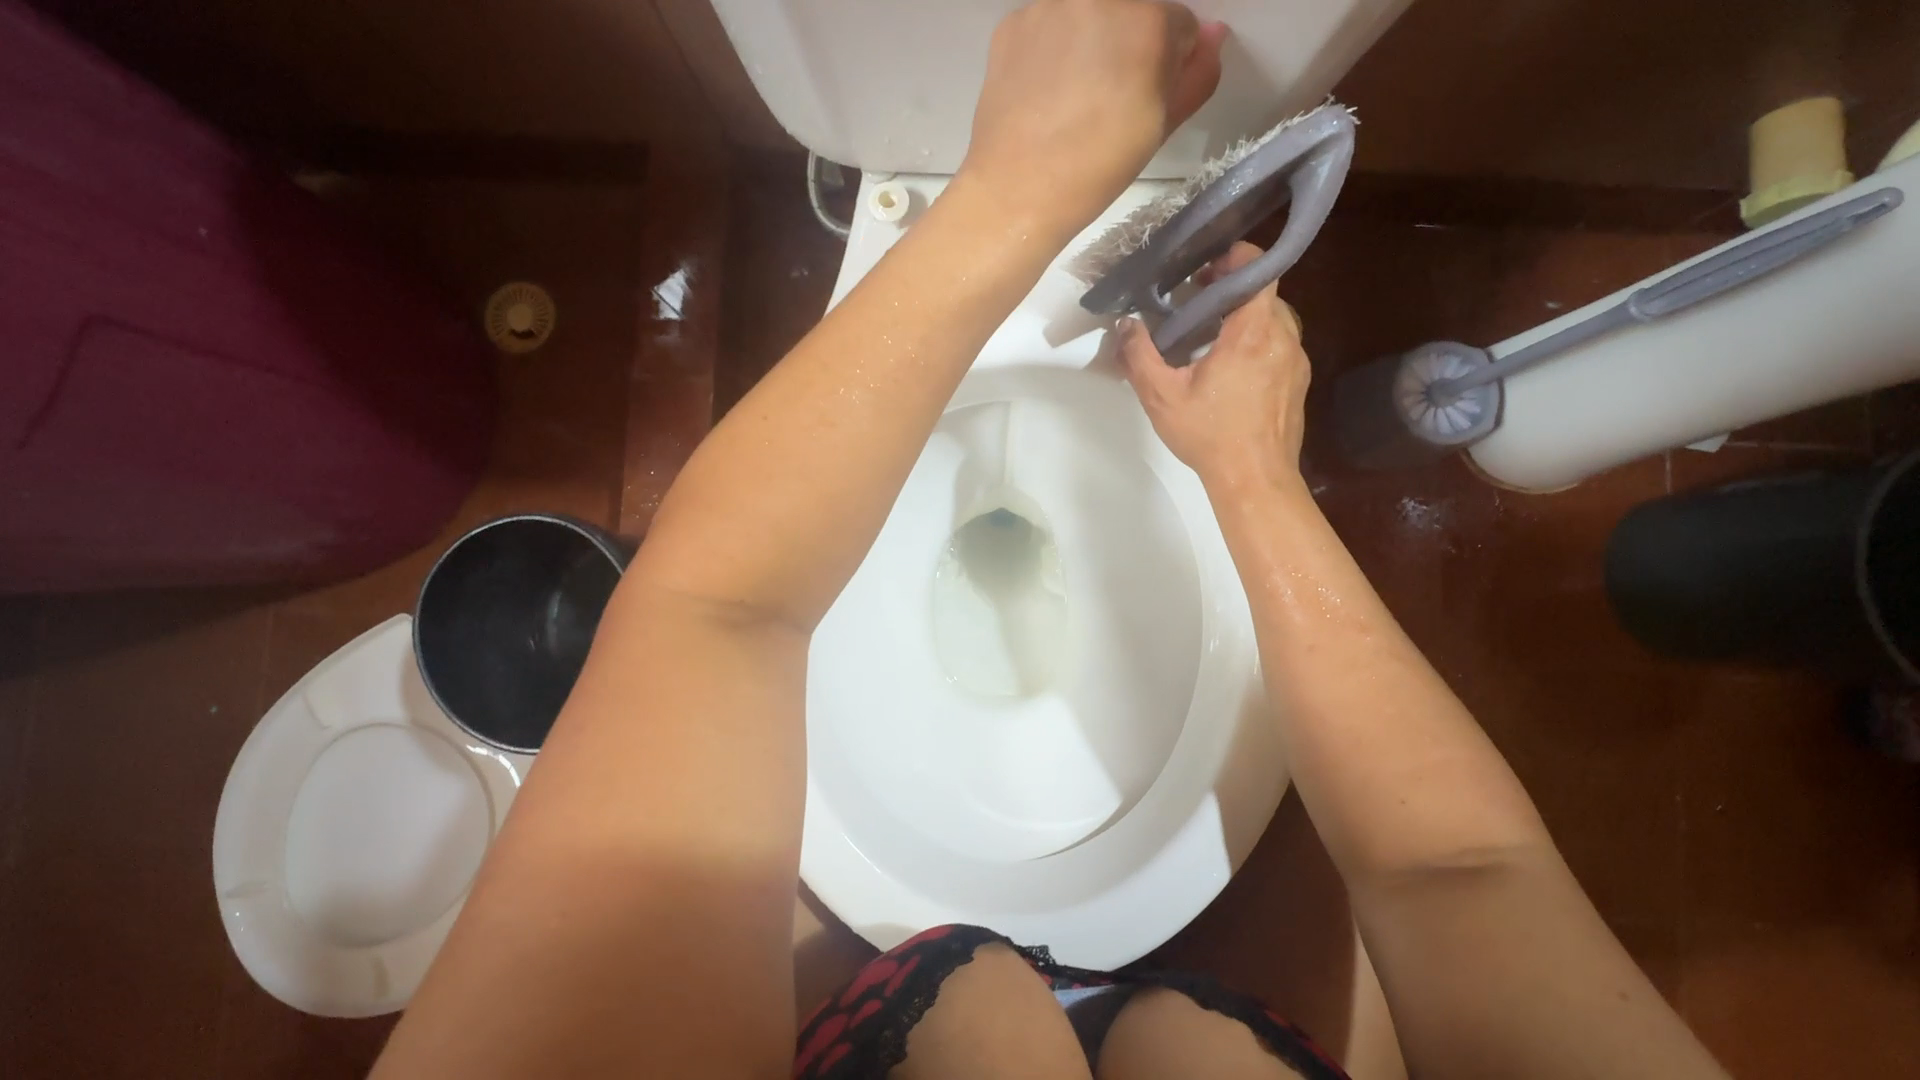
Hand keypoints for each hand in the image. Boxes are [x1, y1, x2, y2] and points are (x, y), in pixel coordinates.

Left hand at [959, 0, 1226, 238]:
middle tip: (1110, 95)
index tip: (1149, 97)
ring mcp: (1049, 6)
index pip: (1181, 24)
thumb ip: (1195, 76)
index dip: (1171, 63)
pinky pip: (1047, 25)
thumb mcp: (1159, 129)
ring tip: (1073, 94)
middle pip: (1132, 10)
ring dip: (1090, 41)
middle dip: (1130, 44)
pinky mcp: (1012, 23)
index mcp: (1147, 22)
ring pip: (1087, 14)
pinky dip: (1051, 49)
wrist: (1016, 190)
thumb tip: (1212, 37)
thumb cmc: (1095, 168)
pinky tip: (1044, 91)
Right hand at [1120, 242, 1309, 489]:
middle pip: (1262, 294)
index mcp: (1253, 332)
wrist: (1254, 479)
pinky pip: (1278, 346)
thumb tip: (1124, 324)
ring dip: (1242, 318)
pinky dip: (1255, 343)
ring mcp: (1296, 360)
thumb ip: (1139, 355)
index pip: (1258, 269)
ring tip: (1207, 334)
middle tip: (1194, 299)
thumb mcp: (1161, 396)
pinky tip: (1227, 368)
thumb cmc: (1210, 435)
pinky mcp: (1297, 382)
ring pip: (1272, 320)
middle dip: (1229, 289)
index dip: (1233, 257)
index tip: (1205, 265)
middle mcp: (1283, 338)